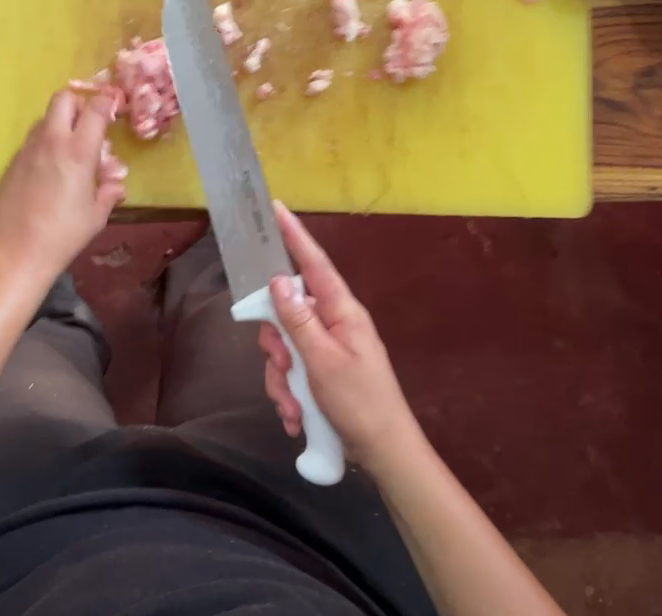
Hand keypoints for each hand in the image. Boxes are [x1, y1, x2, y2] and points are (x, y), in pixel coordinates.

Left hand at [0, 90, 124, 286]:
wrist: (12, 253)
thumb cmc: (61, 236)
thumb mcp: (95, 217)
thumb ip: (108, 194)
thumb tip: (116, 185)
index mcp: (78, 151)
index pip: (94, 108)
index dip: (106, 102)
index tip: (113, 109)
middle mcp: (51, 141)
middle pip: (63, 98)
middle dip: (78, 103)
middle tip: (89, 126)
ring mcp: (27, 149)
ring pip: (44, 118)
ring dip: (60, 124)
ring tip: (70, 152)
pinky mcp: (11, 162)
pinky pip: (31, 141)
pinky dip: (44, 144)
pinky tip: (49, 172)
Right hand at [259, 201, 417, 466]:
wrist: (385, 454)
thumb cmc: (359, 403)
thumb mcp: (322, 361)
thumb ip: (297, 319)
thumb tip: (278, 280)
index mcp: (342, 312)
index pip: (313, 264)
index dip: (294, 235)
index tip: (277, 208)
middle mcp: (334, 324)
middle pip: (286, 312)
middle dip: (276, 345)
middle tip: (282, 367)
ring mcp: (328, 349)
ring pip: (284, 347)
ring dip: (281, 379)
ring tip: (294, 408)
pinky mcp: (322, 372)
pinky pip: (291, 371)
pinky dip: (289, 394)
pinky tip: (297, 418)